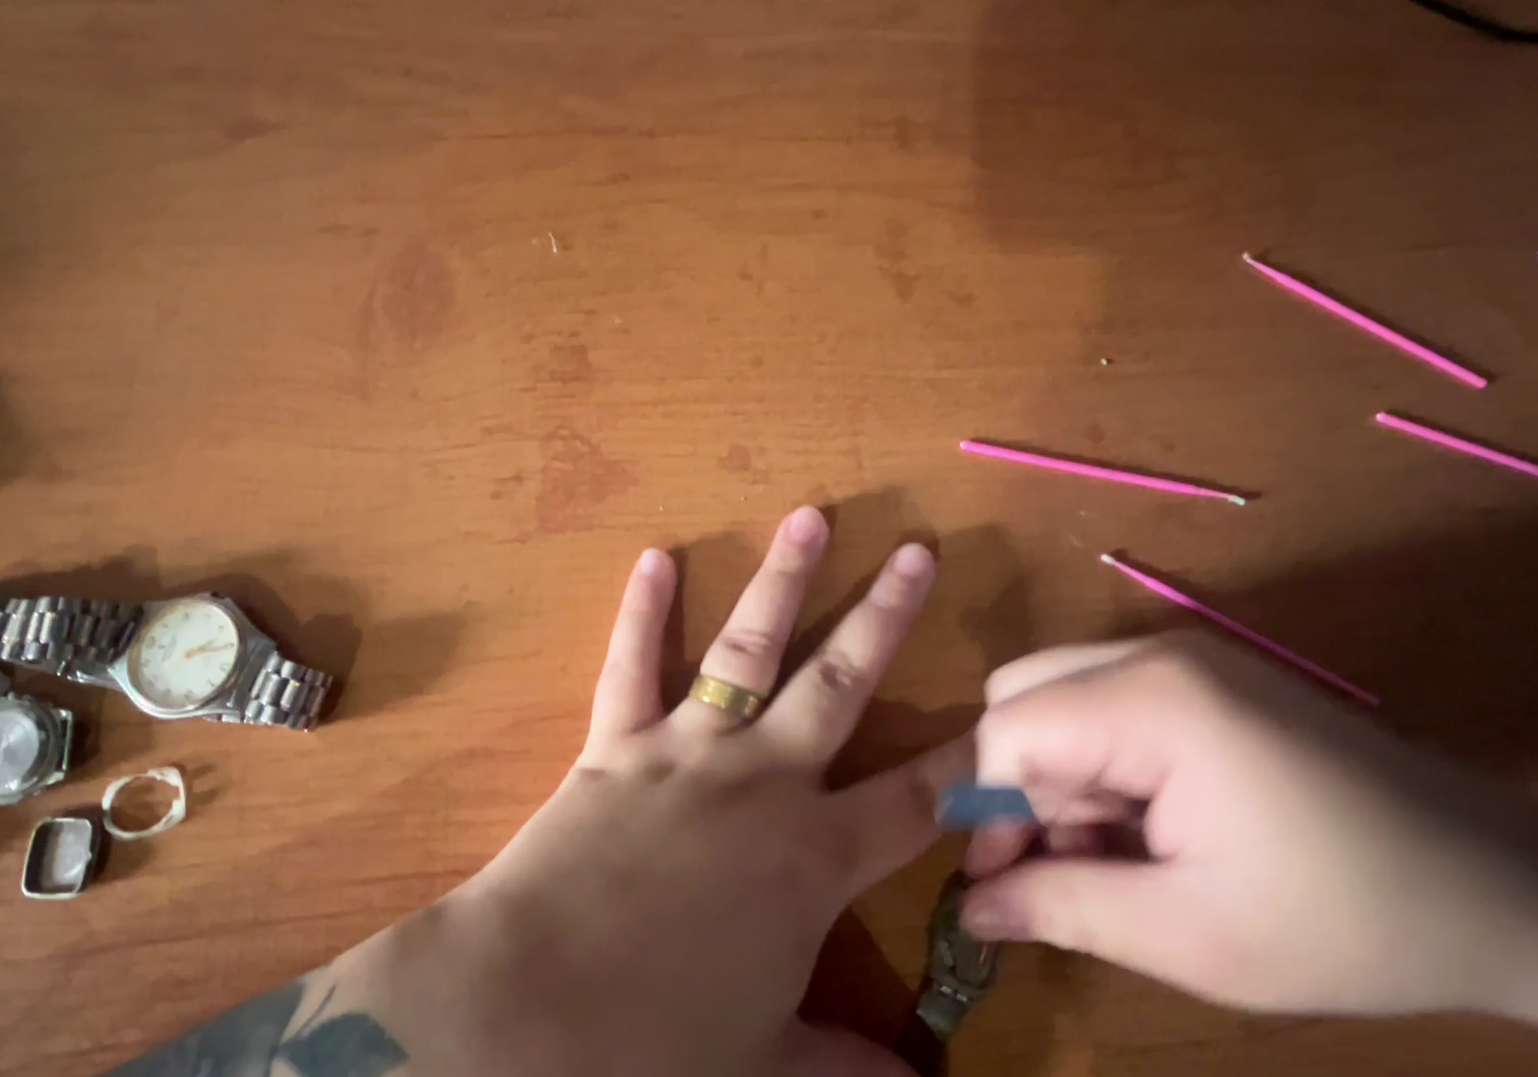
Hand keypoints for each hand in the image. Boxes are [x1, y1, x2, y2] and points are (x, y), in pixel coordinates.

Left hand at [421, 507, 968, 1076]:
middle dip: (884, 616)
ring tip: (808, 515)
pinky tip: (653, 556)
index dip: (967, 756)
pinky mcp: (616, 743)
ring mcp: (689, 752)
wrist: (531, 1009)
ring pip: (747, 651)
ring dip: (781, 580)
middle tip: (918, 552)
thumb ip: (848, 1069)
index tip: (1006, 709)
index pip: (916, 798)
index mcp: (814, 858)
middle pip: (840, 684)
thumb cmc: (658, 1042)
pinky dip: (642, 611)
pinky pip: (631, 665)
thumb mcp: (770, 1065)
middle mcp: (763, 784)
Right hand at [958, 631, 1537, 1018]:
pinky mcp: (1204, 681)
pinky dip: (1096, 770)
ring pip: (1056, 701)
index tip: (1002, 883)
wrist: (1515, 890)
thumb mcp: (1190, 936)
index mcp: (1150, 702)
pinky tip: (1141, 832)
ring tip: (1106, 862)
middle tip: (1048, 865)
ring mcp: (1182, 661)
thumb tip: (966, 911)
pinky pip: (1103, 707)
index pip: (1005, 729)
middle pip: (1019, 697)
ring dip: (1056, 782)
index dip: (986, 808)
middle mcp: (1153, 656)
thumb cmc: (1349, 919)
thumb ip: (1059, 908)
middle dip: (1014, 784)